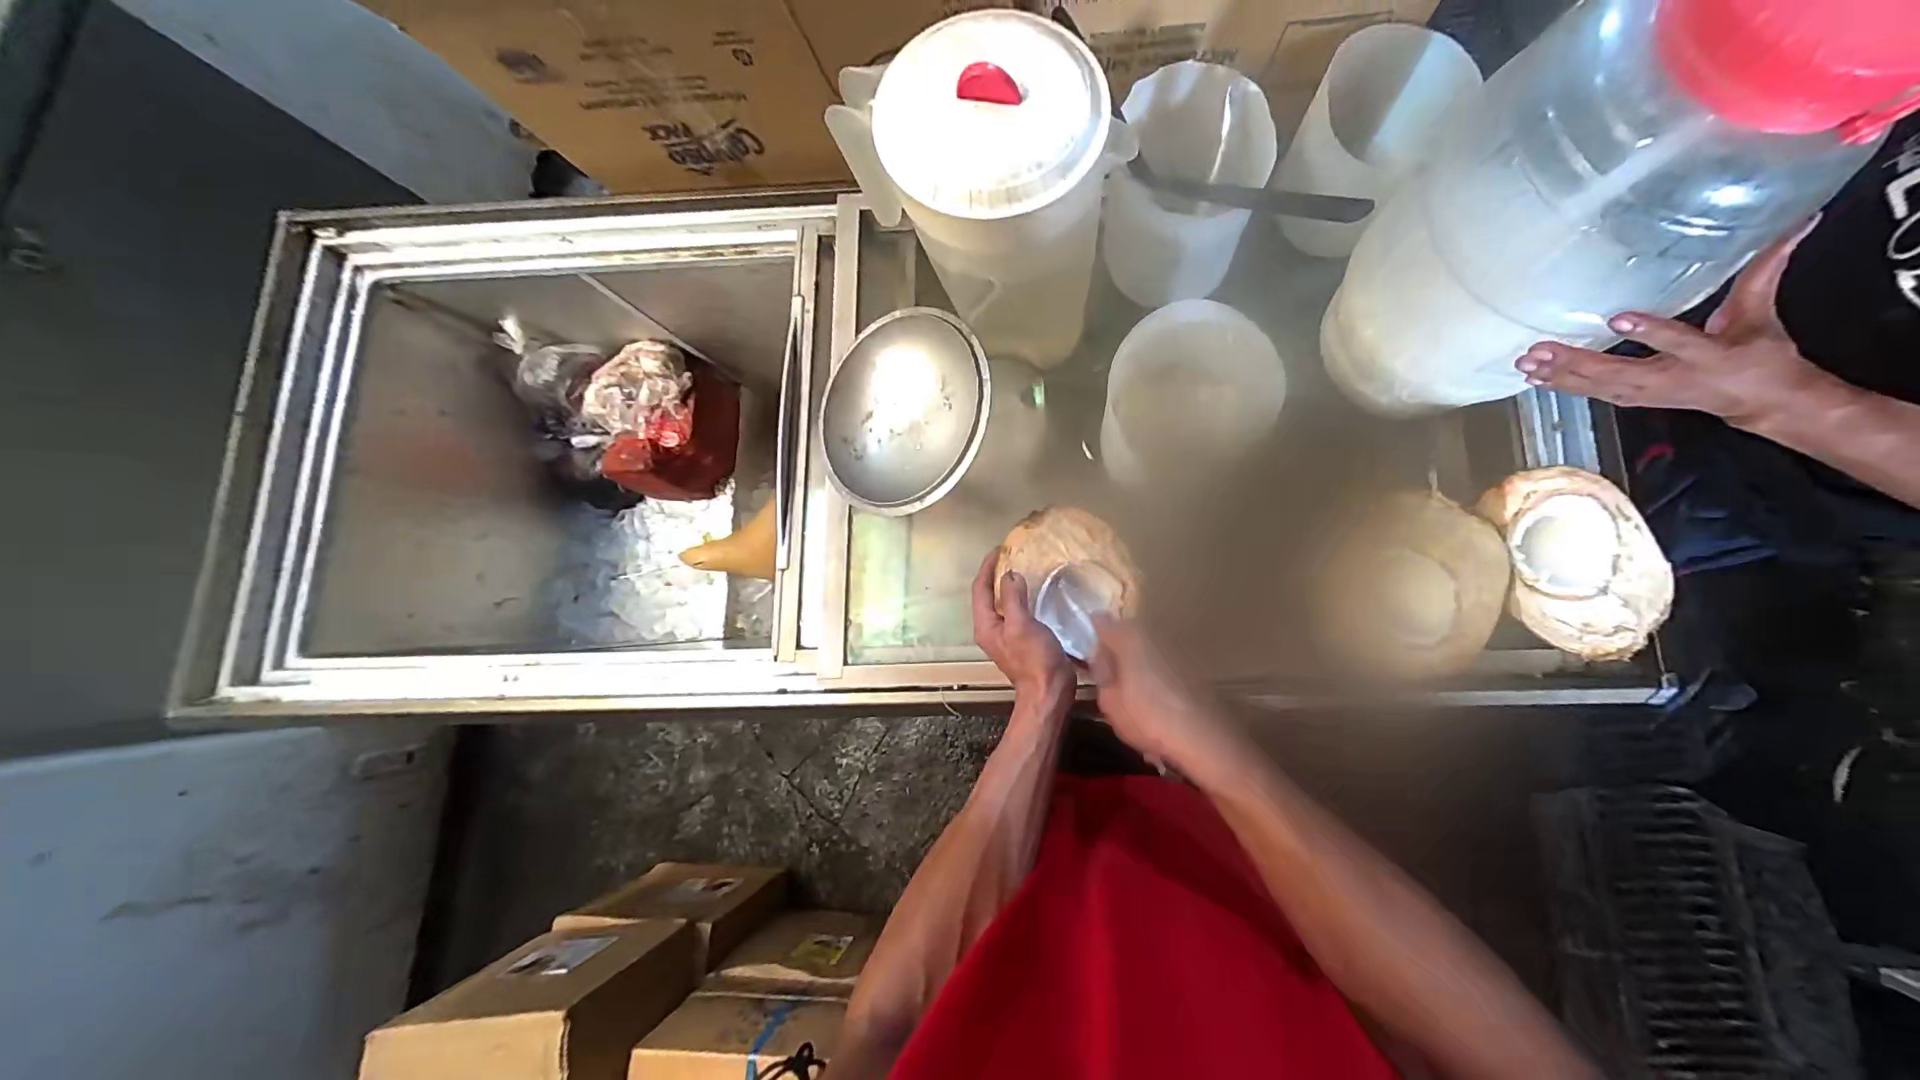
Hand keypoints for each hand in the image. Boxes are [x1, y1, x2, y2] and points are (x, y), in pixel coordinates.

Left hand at [971, 550, 1072, 709]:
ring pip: (1002, 603)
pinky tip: (1034, 592)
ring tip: (1021, 568)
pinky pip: (1016, 612)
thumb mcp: (1021, 625)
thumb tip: (1009, 574)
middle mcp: (991, 630)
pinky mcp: (1021, 640)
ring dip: (1008, 585)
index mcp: (986, 625)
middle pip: (987, 595)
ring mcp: (1006, 636)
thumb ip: (1012, 598)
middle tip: (1011, 555)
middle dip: (995, 574)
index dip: (987, 567)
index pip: (979, 589)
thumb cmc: (1034, 660)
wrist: (1049, 692)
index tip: (1000, 549)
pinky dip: (1021, 598)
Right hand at [1090, 616, 1250, 783]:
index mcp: (1128, 636)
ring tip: (1131, 700)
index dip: (1089, 636)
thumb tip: (1100, 656)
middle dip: (1115, 653)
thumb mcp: (1109, 702)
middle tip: (1106, 681)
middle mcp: (1154, 634)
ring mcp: (1178, 649)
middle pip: (1125, 636)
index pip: (1100, 623)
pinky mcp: (1195, 668)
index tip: (1084, 656)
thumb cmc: (1149, 719)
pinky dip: (1157, 681)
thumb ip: (1101, 673)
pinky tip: (1157, 709)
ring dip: (1137, 668)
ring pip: (1146, 652)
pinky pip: (1165, 668)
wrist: (1208, 741)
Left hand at [1515, 216, 1843, 430]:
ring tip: (1525, 362)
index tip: (1620, 318)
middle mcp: (1668, 378)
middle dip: (1574, 361)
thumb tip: (1796, 225)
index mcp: (1708, 355)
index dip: (1650, 332)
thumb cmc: (1760, 354)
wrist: (1760, 401)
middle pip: (1615, 371)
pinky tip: (1532, 377)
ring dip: (1556, 374)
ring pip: (1594, 385)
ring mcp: (1643, 393)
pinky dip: (1560, 385)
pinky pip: (1588, 393)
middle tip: (1537, 350)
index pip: (1679, 342)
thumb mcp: (1761, 316)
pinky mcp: (1628, 399)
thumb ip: (1763, 275)